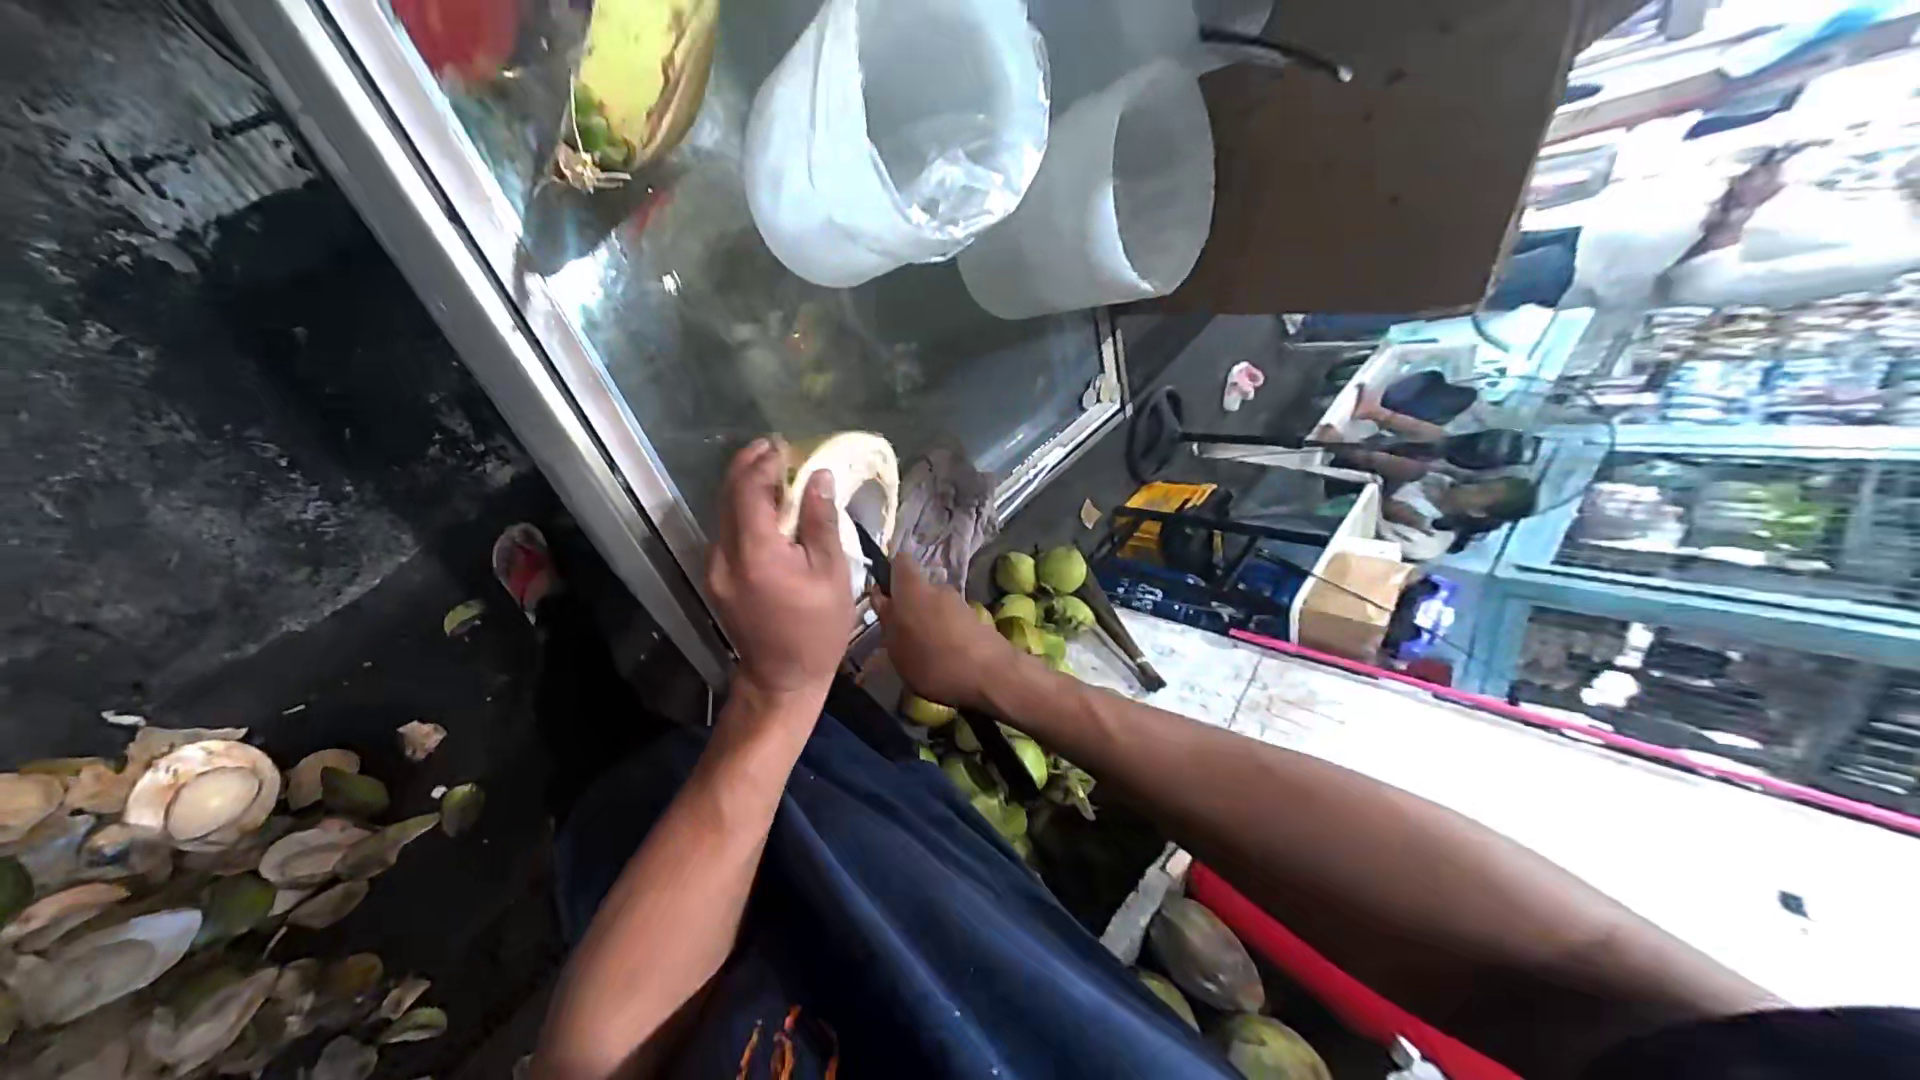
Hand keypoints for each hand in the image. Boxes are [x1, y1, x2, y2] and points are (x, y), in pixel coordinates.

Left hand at [705, 439, 852, 706]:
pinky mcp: (715, 578)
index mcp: (757, 553)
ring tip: (771, 469)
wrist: (783, 676)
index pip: (749, 490)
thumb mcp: (832, 573)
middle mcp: (725, 555)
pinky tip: (764, 506)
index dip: (764, 462)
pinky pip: (725, 531)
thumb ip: (820, 521)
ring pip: (723, 512)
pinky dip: (742, 510)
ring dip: (744, 486)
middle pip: (728, 496)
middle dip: (749, 466)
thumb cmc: (818, 628)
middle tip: (773, 447)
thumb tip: (819, 476)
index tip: (783, 445)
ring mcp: (714, 568)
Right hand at [873, 555, 1017, 710]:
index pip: (900, 561)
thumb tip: (882, 598)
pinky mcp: (976, 620)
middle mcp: (938, 588)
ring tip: (924, 652)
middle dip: (910, 607)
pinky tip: (945, 659)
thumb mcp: (896, 646)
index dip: (890, 574)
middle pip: (918, 590)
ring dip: (928, 623)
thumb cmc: (933, 660)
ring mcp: (960, 603)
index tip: (884, 596)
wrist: (991, 674)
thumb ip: (887, 619)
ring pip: (935, 607)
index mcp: (912, 588)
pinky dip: (946, 634)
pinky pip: (952, 622)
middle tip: (902, 636)